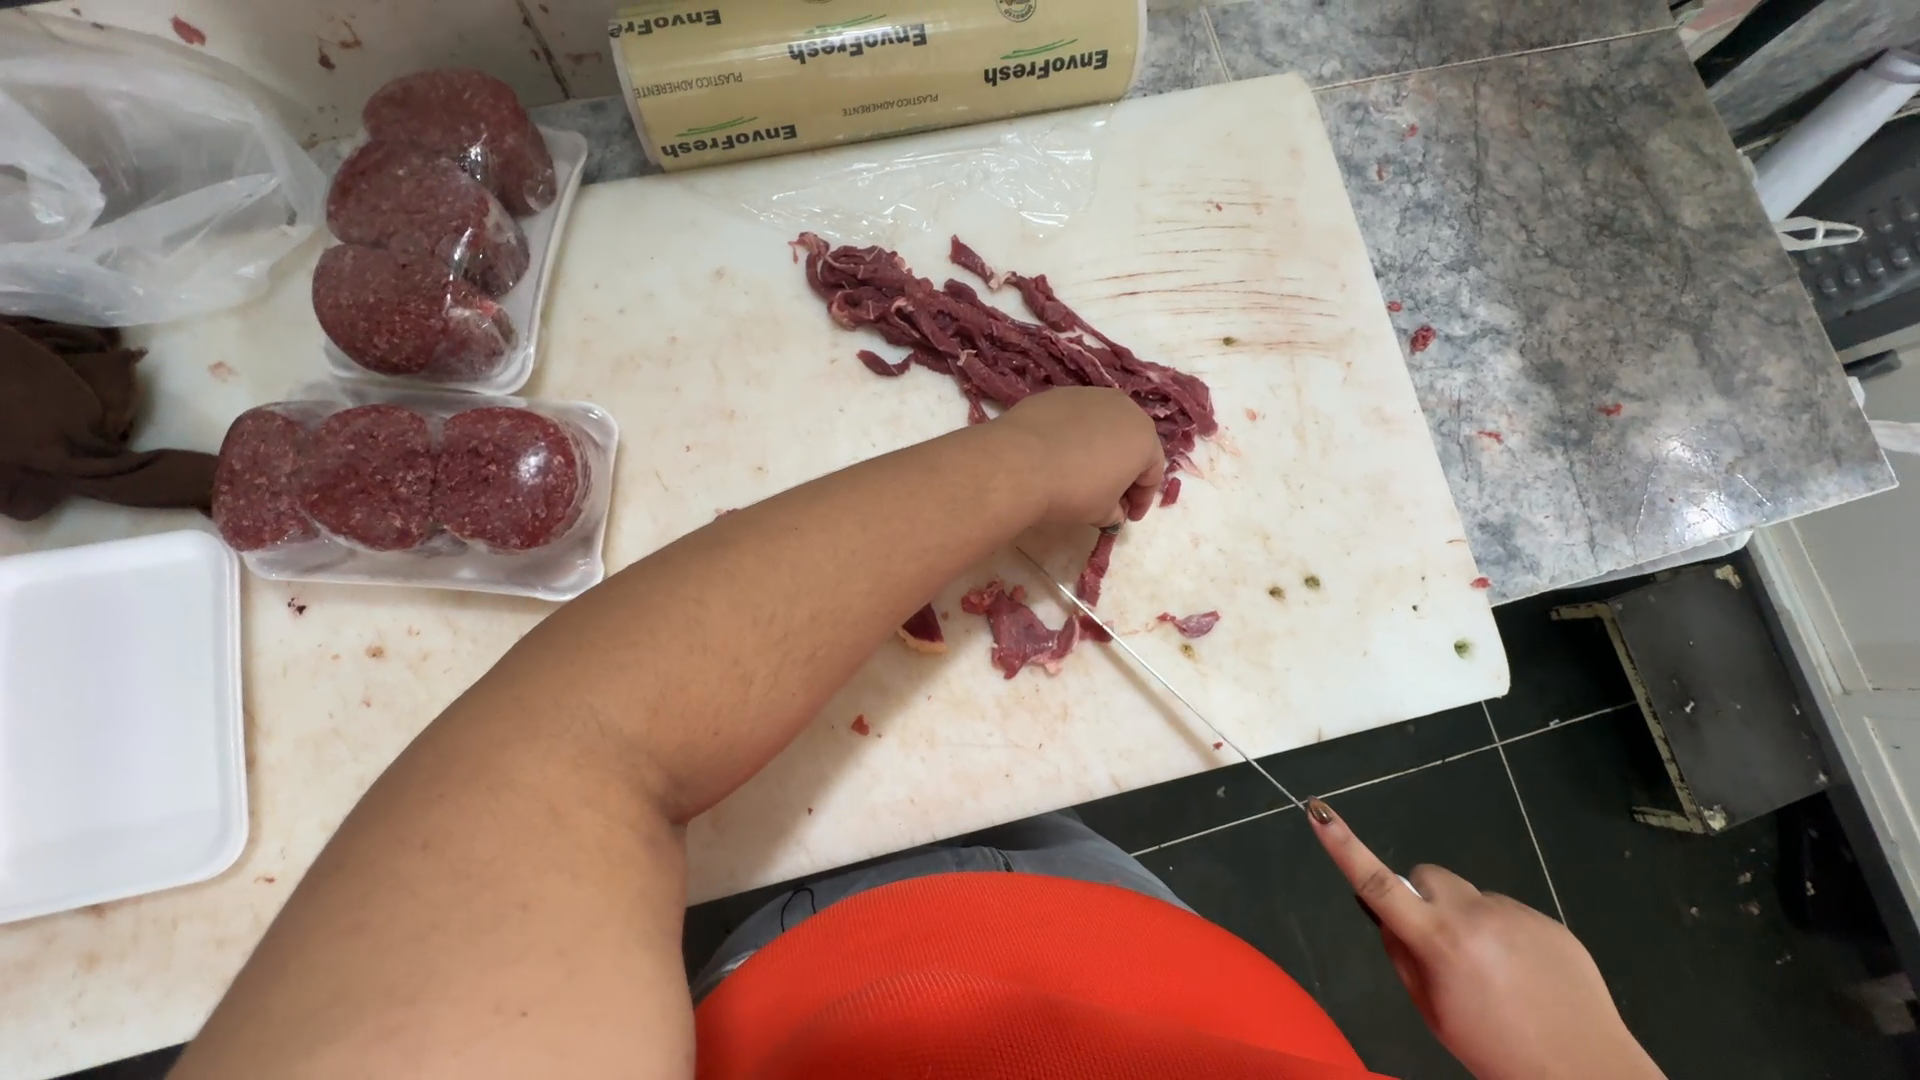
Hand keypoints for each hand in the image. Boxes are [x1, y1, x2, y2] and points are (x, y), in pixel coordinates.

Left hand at [991, 387, 1164, 528]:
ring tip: (1083, 474)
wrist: (1020, 462)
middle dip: (1124, 471)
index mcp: (1144, 437)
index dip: (1142, 499)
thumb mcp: (1101, 512)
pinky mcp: (1058, 393)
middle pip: (1131, 443)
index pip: (1153, 472)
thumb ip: (1115, 512)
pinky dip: (1073, 436)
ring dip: (1100, 450)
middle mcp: (1123, 407)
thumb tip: (1114, 512)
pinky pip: (1074, 419)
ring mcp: (1089, 395)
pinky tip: (1058, 455)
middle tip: (1110, 496)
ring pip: (1103, 426)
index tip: (1129, 517)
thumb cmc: (1073, 490)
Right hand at [1307, 799, 1664, 1079]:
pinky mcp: (1551, 923)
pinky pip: (1511, 916)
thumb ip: (1403, 955)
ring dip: (1469, 921)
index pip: (1376, 883)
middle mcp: (1474, 915)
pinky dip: (1507, 936)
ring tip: (1497, 973)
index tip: (1319, 811)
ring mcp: (1517, 914)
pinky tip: (1528, 976)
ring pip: (1472, 898)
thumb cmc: (1494, 1051)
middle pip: (1428, 877)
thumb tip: (1390, 918)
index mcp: (1437, 940)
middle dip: (1425, 898)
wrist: (1590, 1076)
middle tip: (1440, 943)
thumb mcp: (1432, 1010)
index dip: (1342, 845)